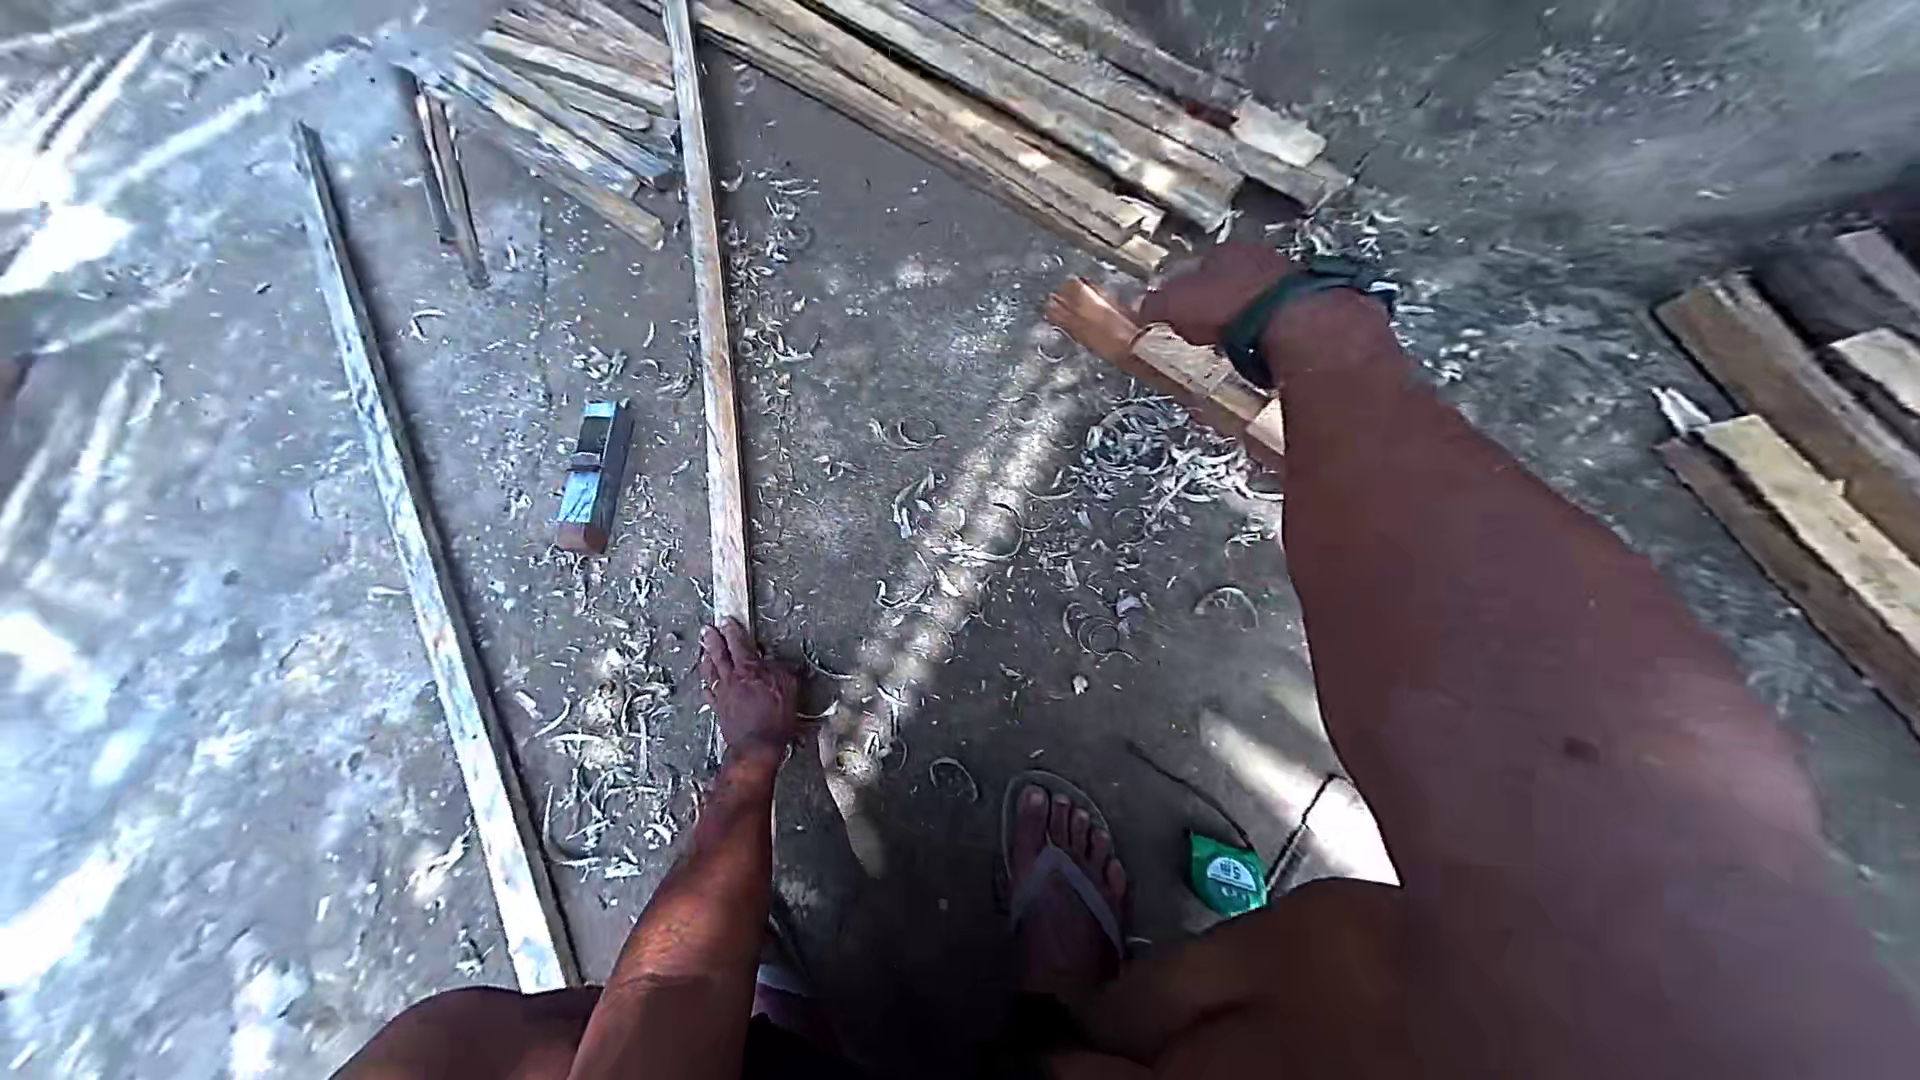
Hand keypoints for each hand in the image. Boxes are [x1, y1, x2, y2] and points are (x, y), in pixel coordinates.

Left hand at [700, 619, 798, 770]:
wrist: (756, 746)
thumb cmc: (774, 718)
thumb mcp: (789, 687)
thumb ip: (781, 669)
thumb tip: (776, 660)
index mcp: (749, 669)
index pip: (738, 644)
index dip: (732, 631)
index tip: (727, 622)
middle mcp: (732, 678)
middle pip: (718, 653)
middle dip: (712, 639)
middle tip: (707, 629)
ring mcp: (723, 693)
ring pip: (710, 670)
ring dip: (705, 656)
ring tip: (703, 649)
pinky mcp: (719, 708)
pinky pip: (708, 691)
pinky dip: (706, 683)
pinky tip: (704, 682)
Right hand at [1139, 244, 1297, 345]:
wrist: (1286, 321)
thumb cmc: (1225, 306)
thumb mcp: (1175, 305)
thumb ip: (1153, 305)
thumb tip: (1138, 307)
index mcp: (1221, 251)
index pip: (1193, 268)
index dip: (1181, 292)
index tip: (1176, 315)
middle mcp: (1254, 255)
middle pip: (1223, 280)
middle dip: (1210, 303)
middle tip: (1199, 329)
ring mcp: (1281, 276)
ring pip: (1247, 296)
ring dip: (1235, 316)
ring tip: (1224, 341)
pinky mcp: (1300, 301)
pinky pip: (1268, 315)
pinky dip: (1256, 328)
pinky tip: (1249, 344)